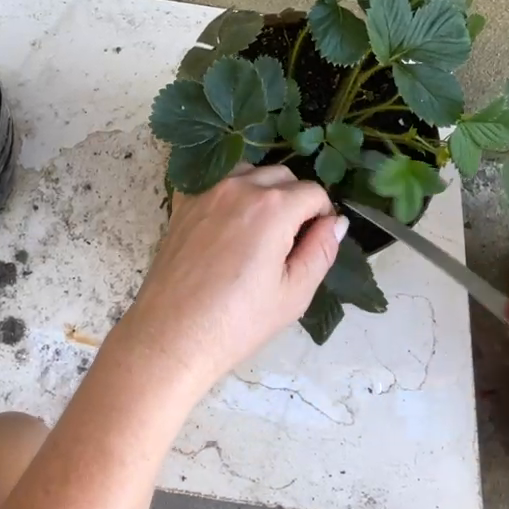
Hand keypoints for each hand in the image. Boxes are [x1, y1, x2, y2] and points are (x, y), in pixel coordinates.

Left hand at [110, 164, 345, 400]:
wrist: (171, 336)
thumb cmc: (237, 322)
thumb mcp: (293, 294)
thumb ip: (321, 251)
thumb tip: (337, 221)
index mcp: (272, 208)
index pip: (313, 192)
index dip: (321, 216)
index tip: (314, 242)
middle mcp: (239, 187)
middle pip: (282, 176)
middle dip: (294, 200)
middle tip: (288, 242)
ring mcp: (207, 191)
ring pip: (248, 173)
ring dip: (262, 191)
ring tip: (258, 232)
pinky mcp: (183, 202)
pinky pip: (214, 182)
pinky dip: (228, 193)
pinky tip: (226, 224)